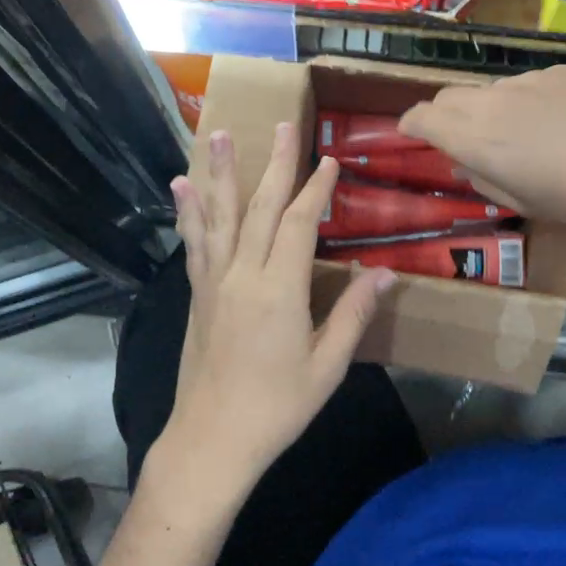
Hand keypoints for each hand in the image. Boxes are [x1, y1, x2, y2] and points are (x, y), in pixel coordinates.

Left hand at [158, 123, 395, 497]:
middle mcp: (242, 274)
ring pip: (219, 216)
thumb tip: (384, 273)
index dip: (316, 189)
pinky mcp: (196, 293)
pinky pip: (194, 243)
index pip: (299, 223)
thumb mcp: (326, 367)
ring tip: (218, 133)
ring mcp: (214, 281)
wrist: (211, 440)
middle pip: (260, 207)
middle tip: (284, 125)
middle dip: (276, 163)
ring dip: (221, 172)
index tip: (330, 162)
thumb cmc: (276, 407)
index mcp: (279, 290)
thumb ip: (352, 314)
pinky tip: (182, 188)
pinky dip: (189, 212)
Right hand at [398, 65, 565, 231]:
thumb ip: (485, 181)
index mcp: (477, 139)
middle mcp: (492, 102)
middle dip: (442, 114)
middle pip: (447, 96)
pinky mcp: (557, 70)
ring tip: (519, 134)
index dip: (409, 123)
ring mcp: (525, 81)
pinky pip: (524, 83)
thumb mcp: (528, 205)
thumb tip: (464, 164)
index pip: (423, 116)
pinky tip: (558, 121)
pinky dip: (523, 100)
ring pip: (488, 89)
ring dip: (485, 108)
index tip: (407, 131)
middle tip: (458, 138)